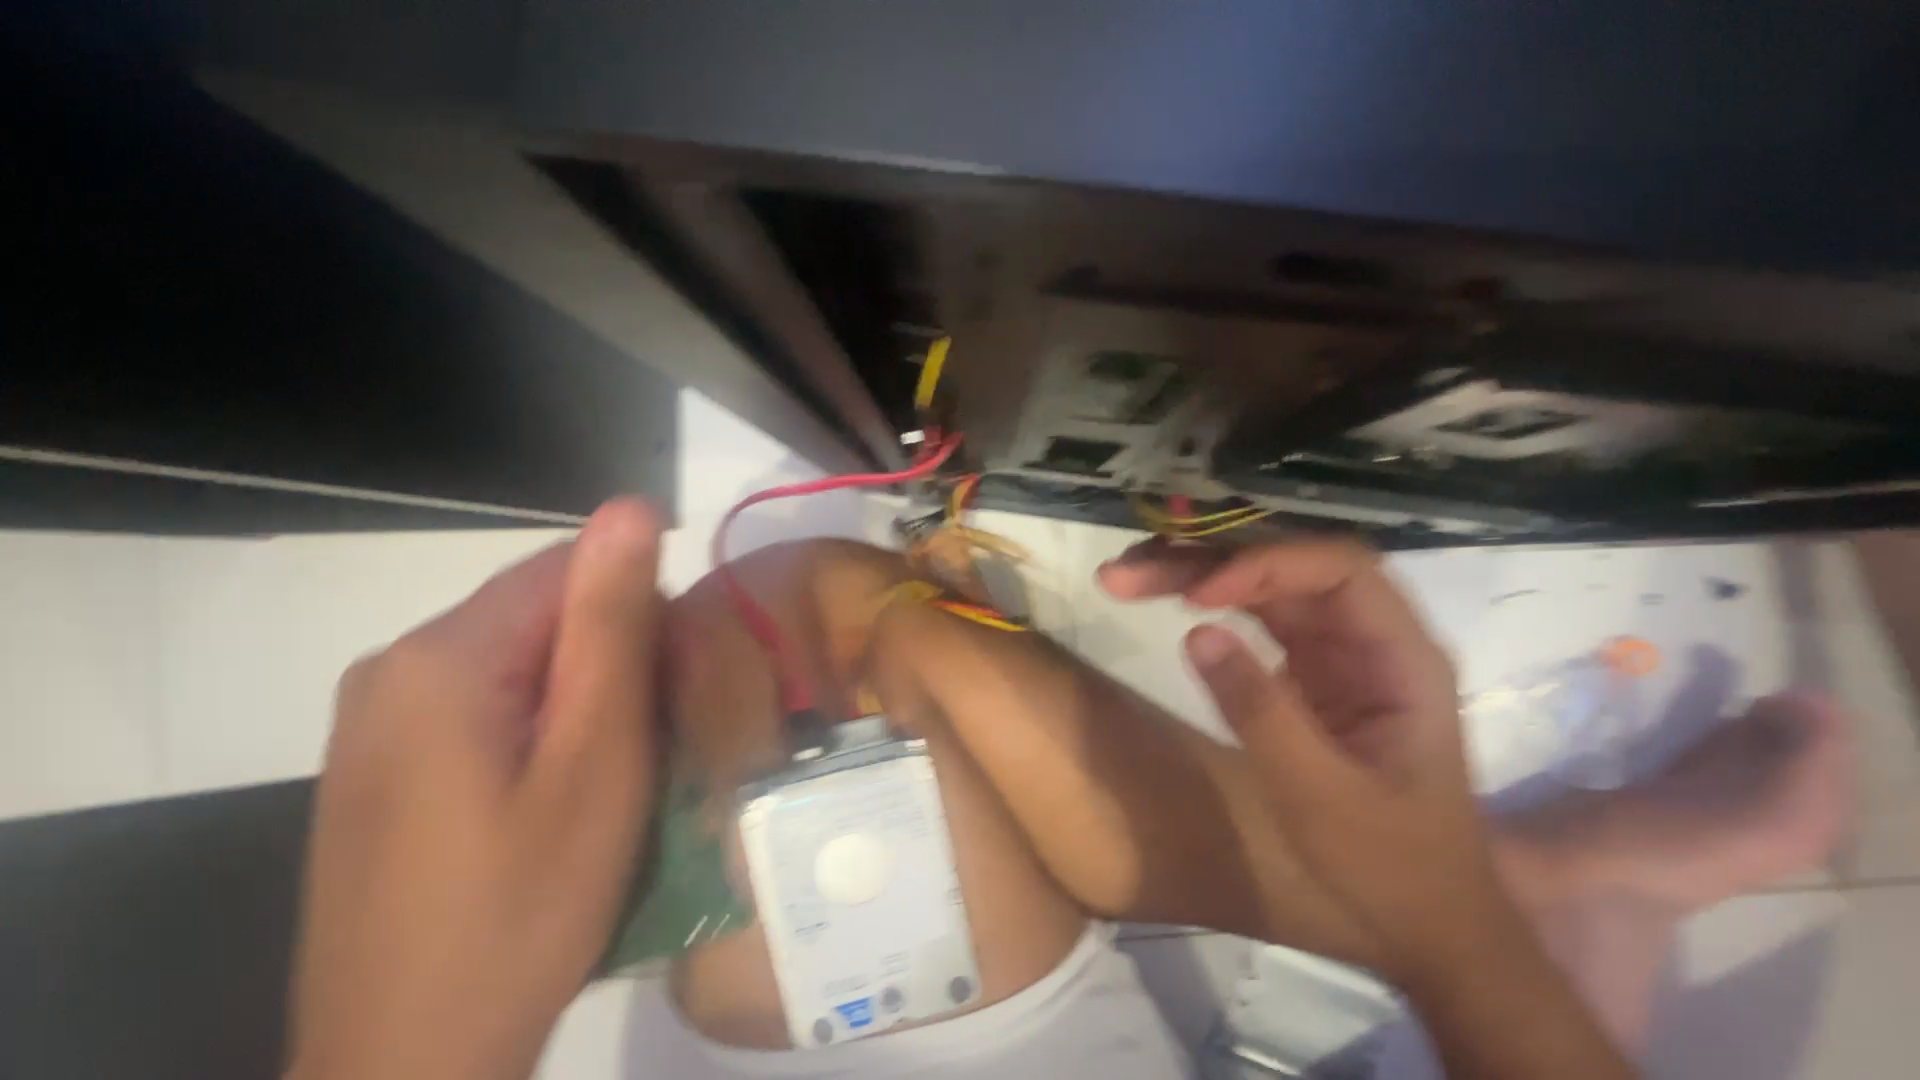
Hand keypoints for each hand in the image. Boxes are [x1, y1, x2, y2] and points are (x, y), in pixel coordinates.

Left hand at [288, 500, 664, 1079]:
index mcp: (439, 656)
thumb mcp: (593, 762)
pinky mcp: (375, 772)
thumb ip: (612, 628)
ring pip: (513, 668)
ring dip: (577, 702)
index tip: (676, 688)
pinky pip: (477, 714)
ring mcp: (372, 725)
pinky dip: (534, 734)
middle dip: (608, 662)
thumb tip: (631, 507)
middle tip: (651, 748)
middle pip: (536, 619)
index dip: (639, 615)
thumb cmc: (523, 909)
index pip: (566, 570)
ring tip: (613, 780)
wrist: (408, 1063)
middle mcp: (389, 670)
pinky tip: (554, 803)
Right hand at [1099, 538, 1506, 982]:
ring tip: (1123, 575)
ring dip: (1196, 573)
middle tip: (1128, 569)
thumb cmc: (1387, 862)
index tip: (1196, 594)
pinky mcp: (1309, 670)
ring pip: (1266, 584)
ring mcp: (1338, 651)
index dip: (1267, 564)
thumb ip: (1260, 712)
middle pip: (1291, 566)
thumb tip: (1196, 631)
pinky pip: (1257, 617)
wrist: (1423, 917)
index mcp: (1401, 657)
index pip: (1340, 571)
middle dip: (1210, 559)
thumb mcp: (1318, 796)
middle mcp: (1371, 638)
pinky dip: (1207, 603)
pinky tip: (1161, 597)